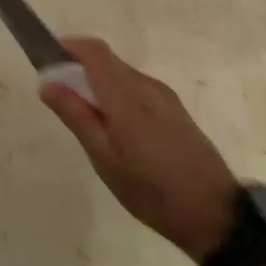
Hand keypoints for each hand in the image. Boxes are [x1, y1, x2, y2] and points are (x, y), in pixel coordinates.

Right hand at [40, 36, 237, 260]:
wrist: (218, 217)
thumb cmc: (153, 190)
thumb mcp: (105, 159)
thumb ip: (76, 117)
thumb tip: (47, 83)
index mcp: (127, 96)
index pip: (94, 51)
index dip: (68, 47)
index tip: (48, 64)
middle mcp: (147, 87)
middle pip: (107, 61)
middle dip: (81, 71)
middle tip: (65, 104)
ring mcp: (166, 98)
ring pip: (123, 76)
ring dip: (100, 86)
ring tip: (92, 125)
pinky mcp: (176, 111)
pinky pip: (138, 90)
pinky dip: (119, 97)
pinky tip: (120, 133)